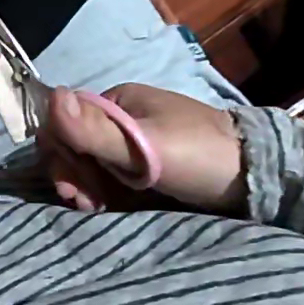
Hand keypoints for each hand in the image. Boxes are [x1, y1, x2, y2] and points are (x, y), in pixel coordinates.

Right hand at [40, 83, 245, 213]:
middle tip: (84, 205)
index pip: (65, 124)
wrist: (251, 177)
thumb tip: (51, 95)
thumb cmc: (198, 155)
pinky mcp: (144, 166)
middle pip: (75, 146)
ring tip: (94, 209)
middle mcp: (120, 119)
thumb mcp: (144, 145)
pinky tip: (105, 207)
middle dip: (72, 176)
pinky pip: (109, 176)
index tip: (71, 189)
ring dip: (84, 187)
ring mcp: (133, 143)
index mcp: (117, 102)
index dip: (60, 156)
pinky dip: (101, 192)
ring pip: (89, 164)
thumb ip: (96, 130)